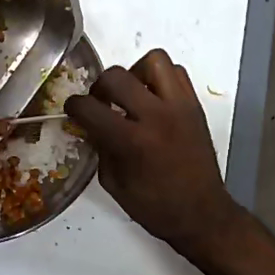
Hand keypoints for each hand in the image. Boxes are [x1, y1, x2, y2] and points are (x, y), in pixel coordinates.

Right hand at [65, 49, 246, 259]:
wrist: (201, 213)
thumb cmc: (154, 207)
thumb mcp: (113, 183)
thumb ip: (100, 148)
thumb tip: (90, 125)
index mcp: (132, 142)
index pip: (90, 108)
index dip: (74, 107)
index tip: (73, 111)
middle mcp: (156, 116)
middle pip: (116, 76)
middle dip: (100, 87)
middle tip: (101, 102)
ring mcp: (179, 107)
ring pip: (153, 61)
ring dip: (134, 74)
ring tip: (131, 95)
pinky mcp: (194, 106)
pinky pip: (176, 73)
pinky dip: (159, 79)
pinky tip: (152, 99)